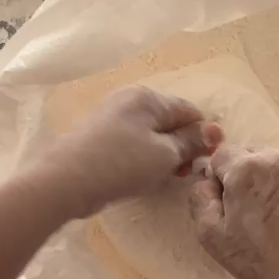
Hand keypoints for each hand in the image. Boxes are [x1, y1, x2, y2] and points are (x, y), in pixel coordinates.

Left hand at [22, 86, 222, 218]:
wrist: (66, 181)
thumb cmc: (122, 165)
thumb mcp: (164, 155)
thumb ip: (190, 142)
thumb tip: (213, 131)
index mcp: (150, 97)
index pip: (190, 111)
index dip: (204, 135)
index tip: (207, 161)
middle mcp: (129, 99)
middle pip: (169, 120)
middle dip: (182, 145)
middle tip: (184, 173)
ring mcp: (111, 116)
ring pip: (150, 133)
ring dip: (163, 154)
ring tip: (163, 177)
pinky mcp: (98, 136)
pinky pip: (132, 142)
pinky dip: (143, 157)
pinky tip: (140, 175)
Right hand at [190, 146, 278, 278]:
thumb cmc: (258, 262)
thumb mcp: (210, 236)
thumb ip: (200, 196)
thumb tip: (208, 178)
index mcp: (247, 169)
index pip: (223, 155)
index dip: (222, 178)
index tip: (231, 202)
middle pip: (256, 157)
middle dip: (252, 179)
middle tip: (257, 214)